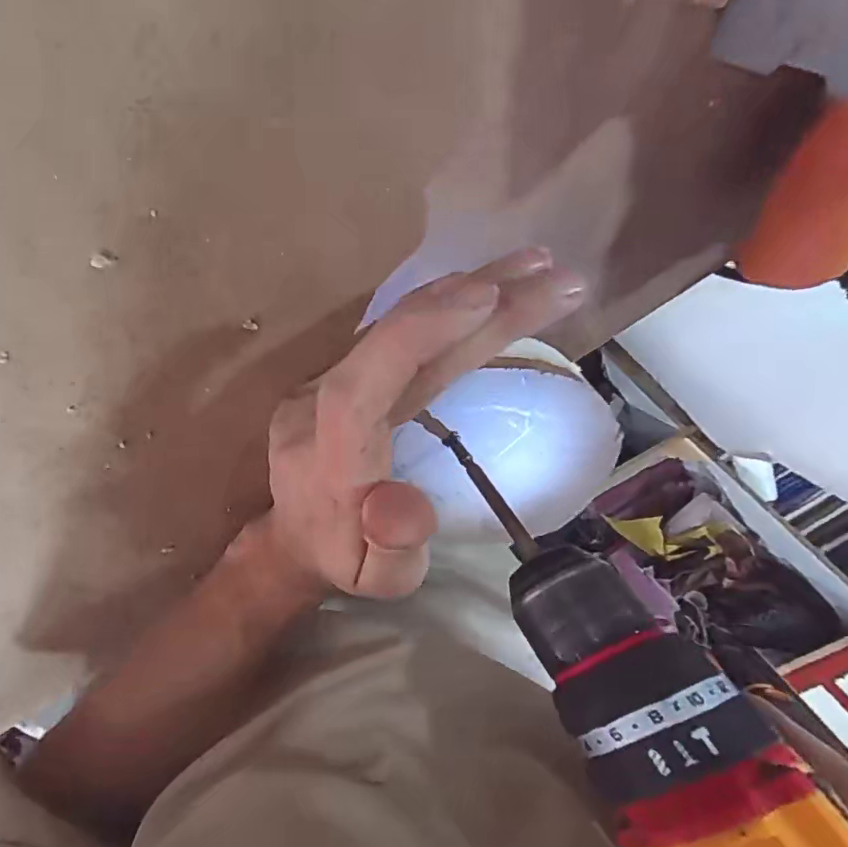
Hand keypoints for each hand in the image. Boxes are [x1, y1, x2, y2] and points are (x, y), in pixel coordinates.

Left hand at [253, 248, 586, 598]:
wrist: (296, 539)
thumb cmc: (344, 562)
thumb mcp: (374, 578)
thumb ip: (390, 550)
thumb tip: (406, 509)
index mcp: (323, 463)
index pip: (355, 390)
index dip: (413, 337)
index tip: (485, 297)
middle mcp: (313, 413)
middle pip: (384, 346)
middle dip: (468, 306)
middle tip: (551, 274)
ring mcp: (320, 390)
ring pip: (392, 332)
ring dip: (463, 297)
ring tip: (537, 268)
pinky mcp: (337, 379)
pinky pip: (391, 339)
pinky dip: (442, 312)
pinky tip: (487, 287)